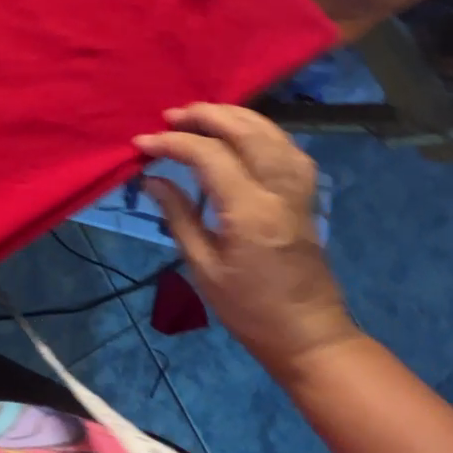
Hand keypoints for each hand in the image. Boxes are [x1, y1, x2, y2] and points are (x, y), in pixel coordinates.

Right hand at [133, 104, 361, 376]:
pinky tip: (243, 132)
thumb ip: (179, 216)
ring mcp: (299, 193)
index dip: (172, 143)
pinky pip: (289, 149)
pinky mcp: (307, 198)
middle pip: (245, 133)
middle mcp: (279, 193)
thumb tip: (153, 178)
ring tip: (202, 114)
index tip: (141, 144)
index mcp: (250, 212)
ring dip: (235, 116)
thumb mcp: (203, 268)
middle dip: (205, 116)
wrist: (310, 339)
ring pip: (271, 134)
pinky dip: (263, 131)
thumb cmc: (250, 310)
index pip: (208, 156)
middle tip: (170, 116)